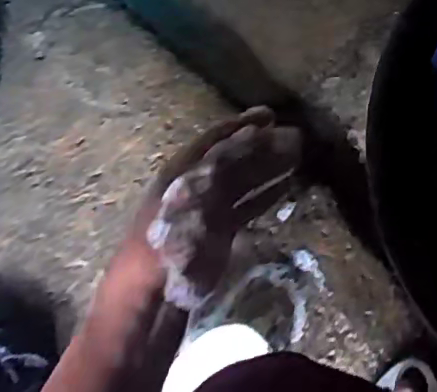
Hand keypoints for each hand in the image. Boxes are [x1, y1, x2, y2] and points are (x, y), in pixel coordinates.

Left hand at [105, 107, 300, 301]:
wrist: (140, 321)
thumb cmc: (157, 261)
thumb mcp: (186, 210)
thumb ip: (217, 173)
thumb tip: (249, 140)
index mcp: (176, 180)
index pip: (211, 142)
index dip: (239, 126)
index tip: (270, 115)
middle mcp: (190, 191)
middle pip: (230, 160)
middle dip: (259, 146)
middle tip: (293, 136)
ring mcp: (203, 215)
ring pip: (240, 182)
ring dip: (266, 168)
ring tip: (295, 155)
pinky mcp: (214, 239)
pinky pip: (244, 207)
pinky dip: (264, 195)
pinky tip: (286, 187)